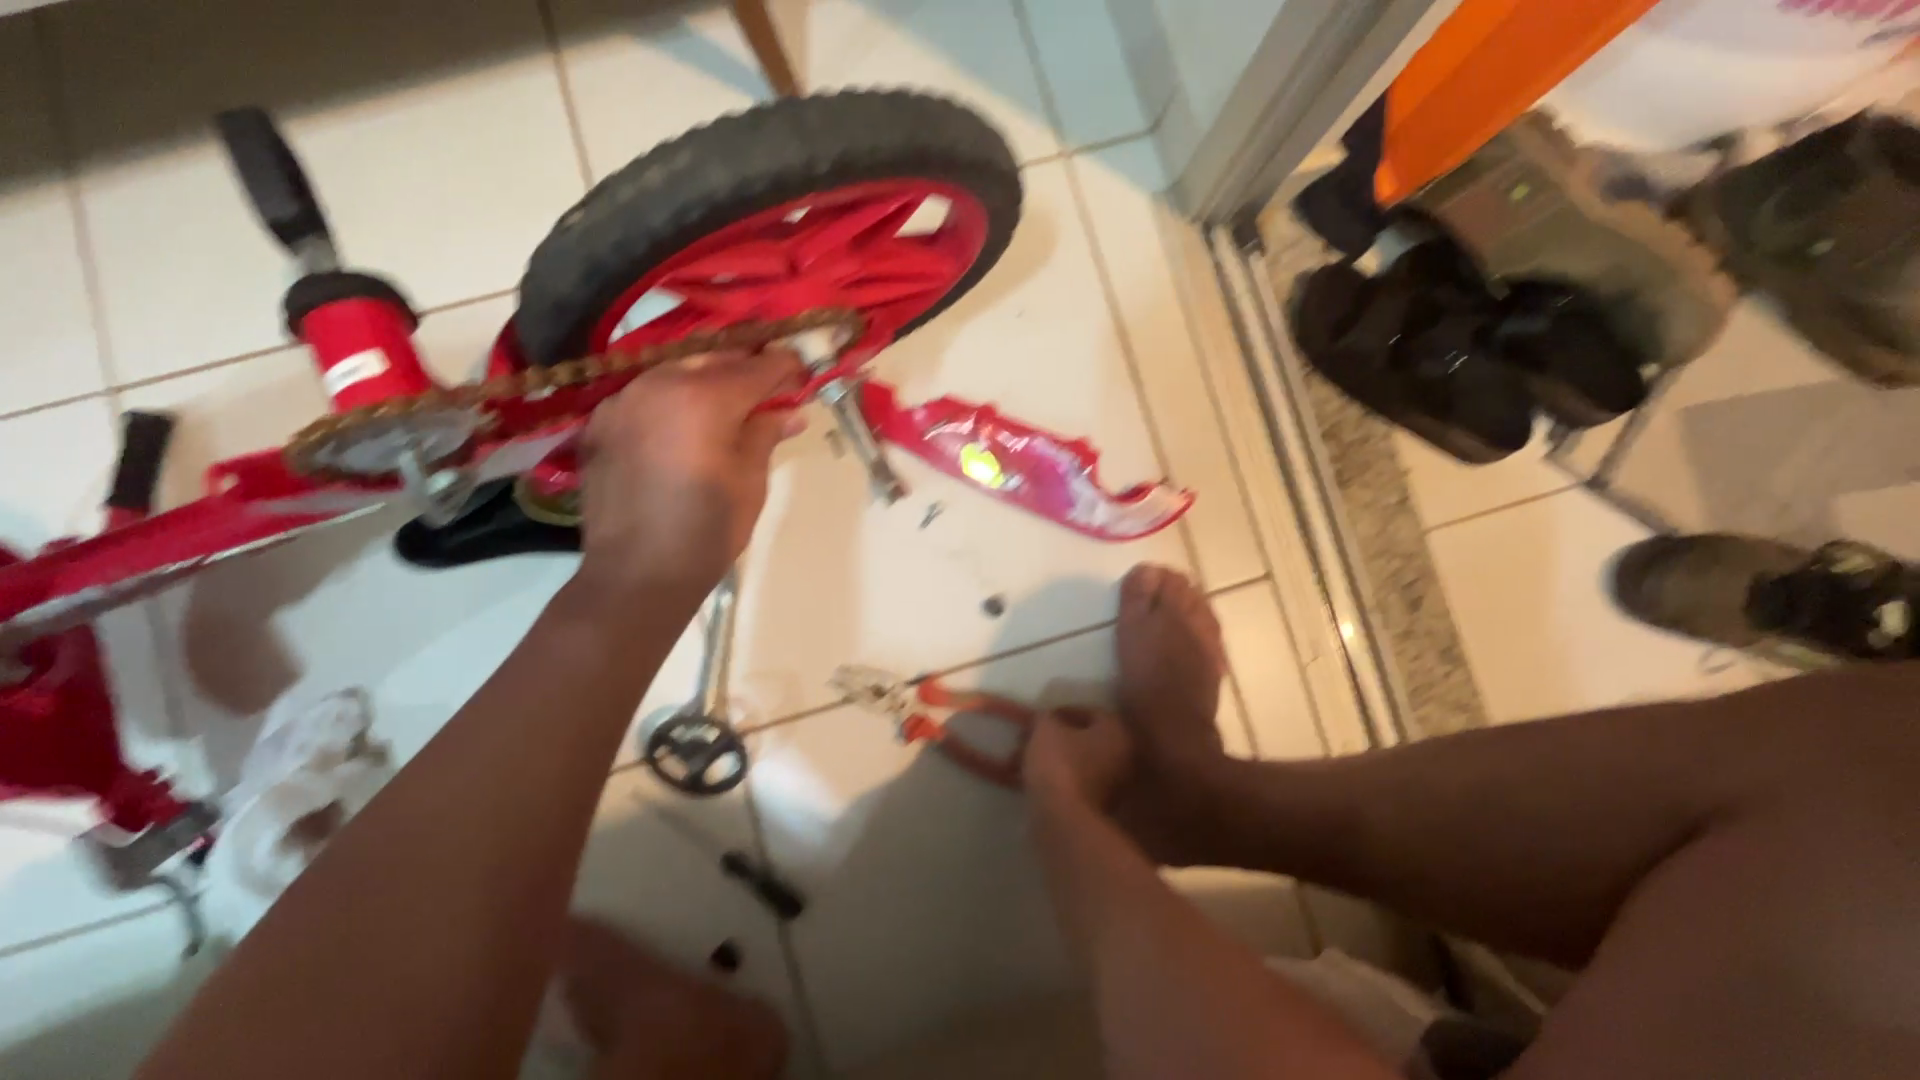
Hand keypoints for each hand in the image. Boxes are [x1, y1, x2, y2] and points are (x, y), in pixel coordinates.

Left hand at [575, 349, 805, 598]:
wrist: (636, 575)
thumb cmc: (706, 531)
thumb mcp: (750, 482)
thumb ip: (766, 433)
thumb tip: (790, 411)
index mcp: (703, 396)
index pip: (756, 367)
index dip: (785, 369)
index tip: (803, 377)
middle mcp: (659, 384)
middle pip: (713, 361)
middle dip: (745, 371)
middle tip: (771, 393)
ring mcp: (623, 401)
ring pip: (675, 374)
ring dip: (706, 383)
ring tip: (728, 409)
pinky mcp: (601, 424)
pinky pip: (645, 397)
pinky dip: (671, 403)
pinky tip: (684, 428)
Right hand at [1023, 707, 1135, 811]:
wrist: (1063, 819)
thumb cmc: (1060, 764)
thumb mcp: (1046, 729)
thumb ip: (1046, 717)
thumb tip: (1045, 718)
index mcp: (1116, 735)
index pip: (1092, 713)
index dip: (1063, 711)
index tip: (1040, 717)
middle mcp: (1120, 759)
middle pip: (1081, 740)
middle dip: (1050, 737)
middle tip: (1025, 738)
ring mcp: (1109, 787)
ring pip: (1073, 763)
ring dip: (1046, 758)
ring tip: (1015, 760)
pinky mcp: (1092, 808)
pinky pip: (1069, 784)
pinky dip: (1049, 779)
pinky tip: (1023, 779)